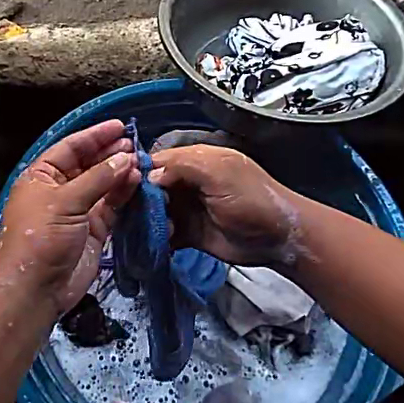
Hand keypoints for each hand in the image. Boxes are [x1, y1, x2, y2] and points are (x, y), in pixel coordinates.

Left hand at [0, 119, 139, 319]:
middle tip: (135, 144)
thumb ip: (98, 178)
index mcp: (41, 177)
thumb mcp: (65, 201)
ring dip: (121, 173)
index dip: (95, 136)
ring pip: (103, 185)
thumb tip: (125, 158)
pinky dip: (124, 194)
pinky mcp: (94, 229)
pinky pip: (112, 205)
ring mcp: (78, 210)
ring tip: (141, 162)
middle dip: (111, 154)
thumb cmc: (40, 238)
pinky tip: (138, 182)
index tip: (120, 127)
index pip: (71, 148)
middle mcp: (60, 190)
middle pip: (89, 164)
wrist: (37, 288)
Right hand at [149, 145, 308, 266]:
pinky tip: (152, 242)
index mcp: (197, 160)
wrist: (278, 238)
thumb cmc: (253, 199)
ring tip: (146, 229)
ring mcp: (188, 208)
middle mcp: (189, 182)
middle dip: (140, 199)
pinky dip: (155, 238)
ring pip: (155, 211)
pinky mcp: (190, 233)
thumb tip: (149, 175)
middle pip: (151, 187)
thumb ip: (183, 165)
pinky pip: (164, 233)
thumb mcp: (219, 172)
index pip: (158, 161)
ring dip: (146, 220)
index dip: (141, 172)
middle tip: (134, 213)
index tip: (125, 187)